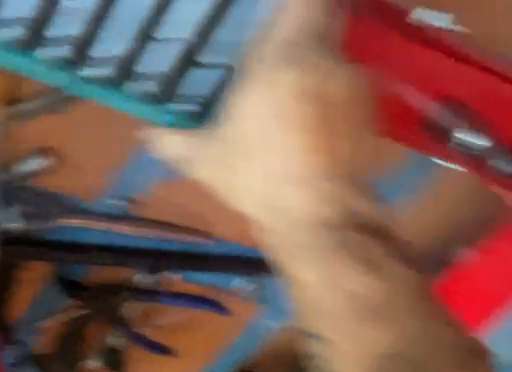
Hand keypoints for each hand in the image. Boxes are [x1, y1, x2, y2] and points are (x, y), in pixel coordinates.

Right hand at [143, 0, 378, 237]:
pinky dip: (329, 81)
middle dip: (302, 17)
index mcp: (277, 62)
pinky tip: (311, 108)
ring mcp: (349, 75)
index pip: (296, 4)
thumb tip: (144, 134)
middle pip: (320, 12)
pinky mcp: (367, 98)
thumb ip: (172, 141)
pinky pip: (344, 74)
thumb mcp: (203, 162)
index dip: (286, 7)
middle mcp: (319, 56)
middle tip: (280, 38)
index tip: (273, 12)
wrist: (314, 211)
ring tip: (292, 76)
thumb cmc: (253, 180)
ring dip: (315, 51)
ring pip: (332, 43)